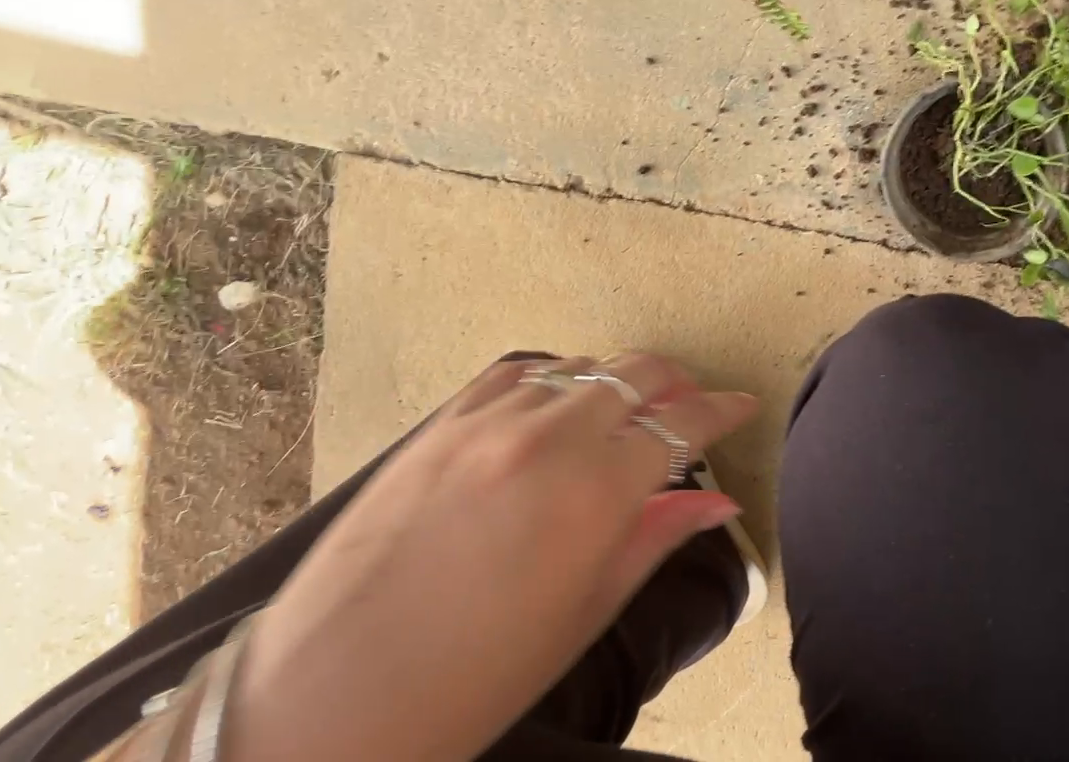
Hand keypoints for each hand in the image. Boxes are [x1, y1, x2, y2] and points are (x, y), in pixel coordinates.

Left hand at [226, 354, 758, 761]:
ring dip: (617, 382)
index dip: (723, 408)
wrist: (326, 700)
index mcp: (595, 493)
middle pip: (638, 372)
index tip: (742, 406)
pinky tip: (558, 408)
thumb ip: (659, 537)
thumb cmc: (475, 678)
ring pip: (581, 367)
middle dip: (677, 383)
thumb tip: (719, 502)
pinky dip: (553, 382)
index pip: (684, 422)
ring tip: (624, 416)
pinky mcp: (438, 426)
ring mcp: (486, 425)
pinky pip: (516, 375)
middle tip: (689, 408)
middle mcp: (547, 439)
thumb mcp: (586, 612)